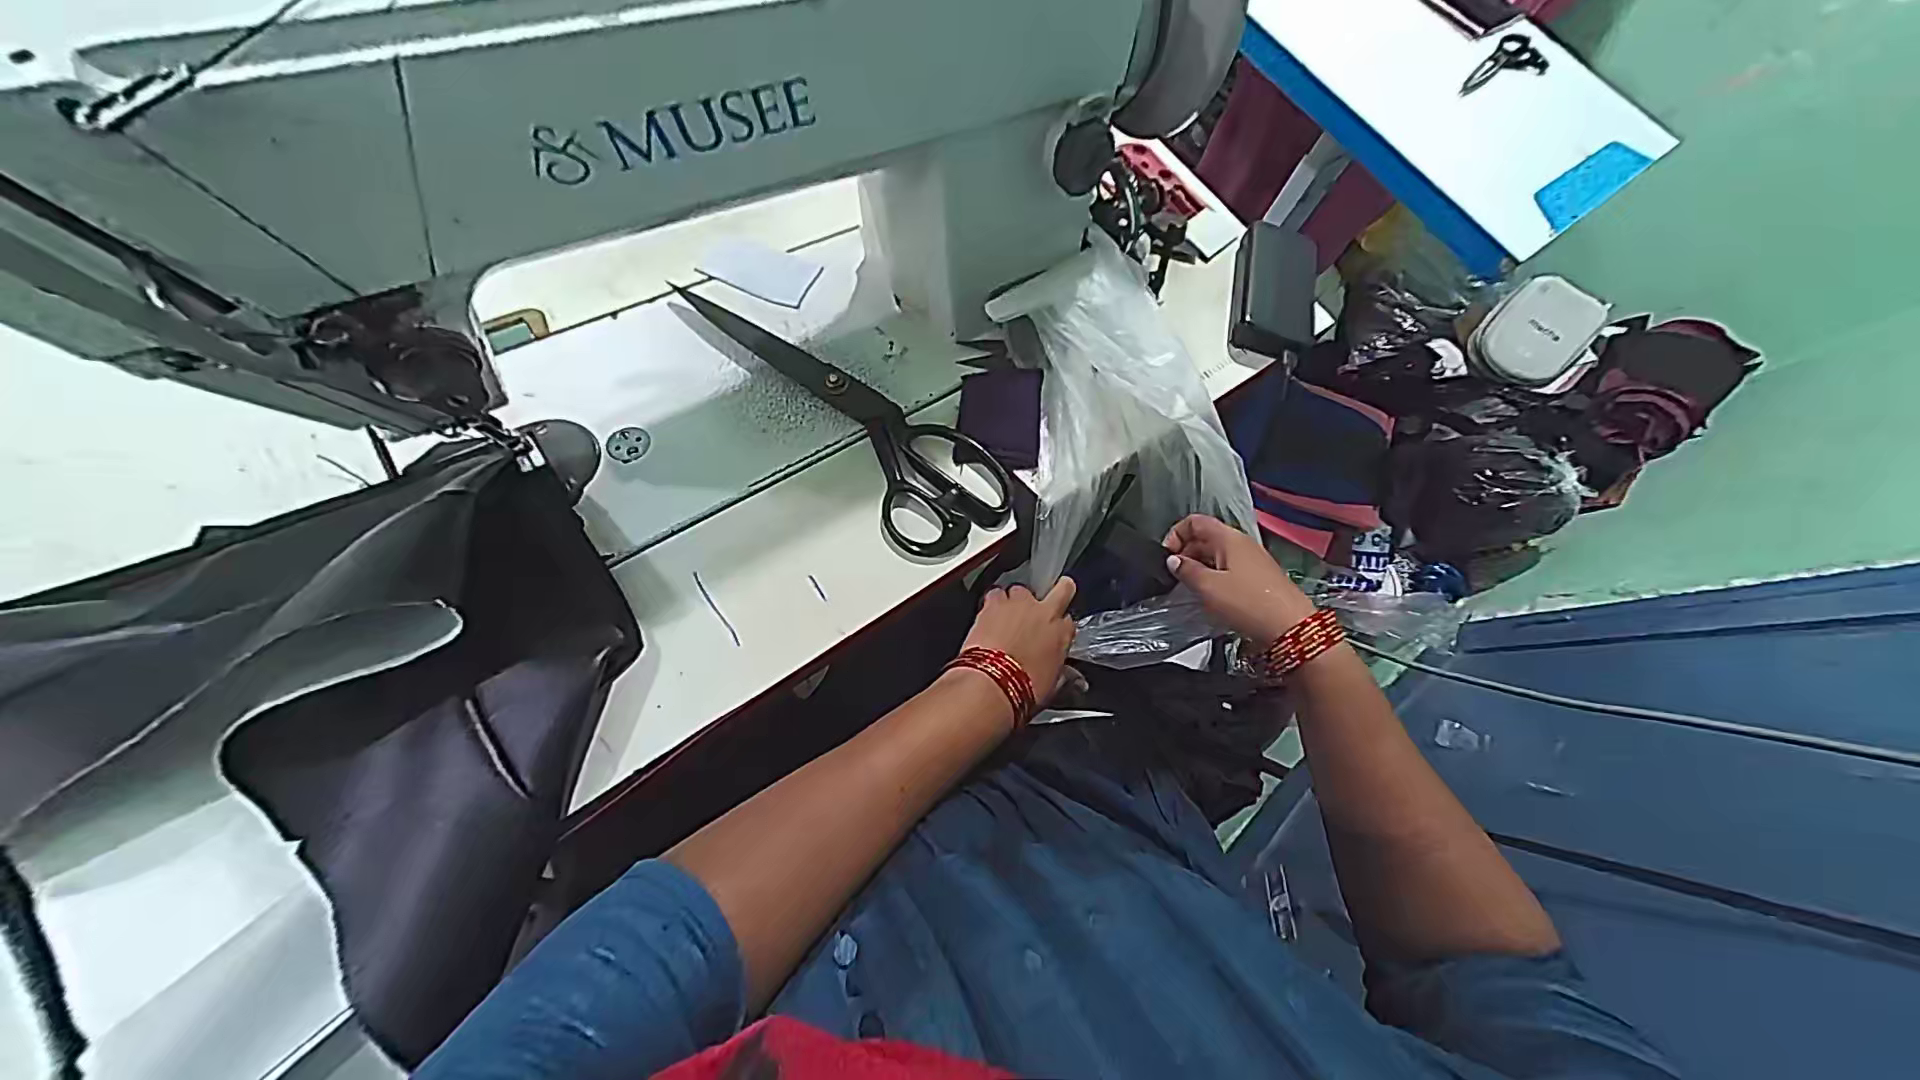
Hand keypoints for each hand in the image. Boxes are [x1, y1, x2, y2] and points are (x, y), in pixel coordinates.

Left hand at [957, 578, 1077, 719]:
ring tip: (1007, 618)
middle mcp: (1044, 613)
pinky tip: (987, 618)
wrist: (992, 682)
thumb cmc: (1022, 687)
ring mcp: (1018, 605)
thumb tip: (1070, 679)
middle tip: (1042, 609)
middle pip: (1061, 590)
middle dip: (1059, 591)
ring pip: (1021, 590)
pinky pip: (995, 594)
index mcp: (1062, 633)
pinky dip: (991, 604)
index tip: (1052, 635)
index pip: (1069, 621)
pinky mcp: (993, 604)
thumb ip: (1062, 676)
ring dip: (1016, 601)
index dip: (1060, 627)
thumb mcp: (1051, 687)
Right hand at [1163, 515, 1315, 646]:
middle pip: (1205, 537)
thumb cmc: (1249, 603)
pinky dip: (1213, 576)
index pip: (1194, 522)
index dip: (1176, 534)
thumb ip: (1186, 570)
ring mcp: (1251, 560)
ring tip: (1190, 587)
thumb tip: (1173, 561)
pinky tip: (1210, 595)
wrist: (1291, 627)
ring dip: (1198, 566)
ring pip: (1216, 554)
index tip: (1167, 556)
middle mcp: (1241, 544)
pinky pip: (1228, 568)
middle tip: (1176, 575)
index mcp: (1228, 539)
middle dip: (1185, 552)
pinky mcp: (1257, 577)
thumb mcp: (1208, 587)